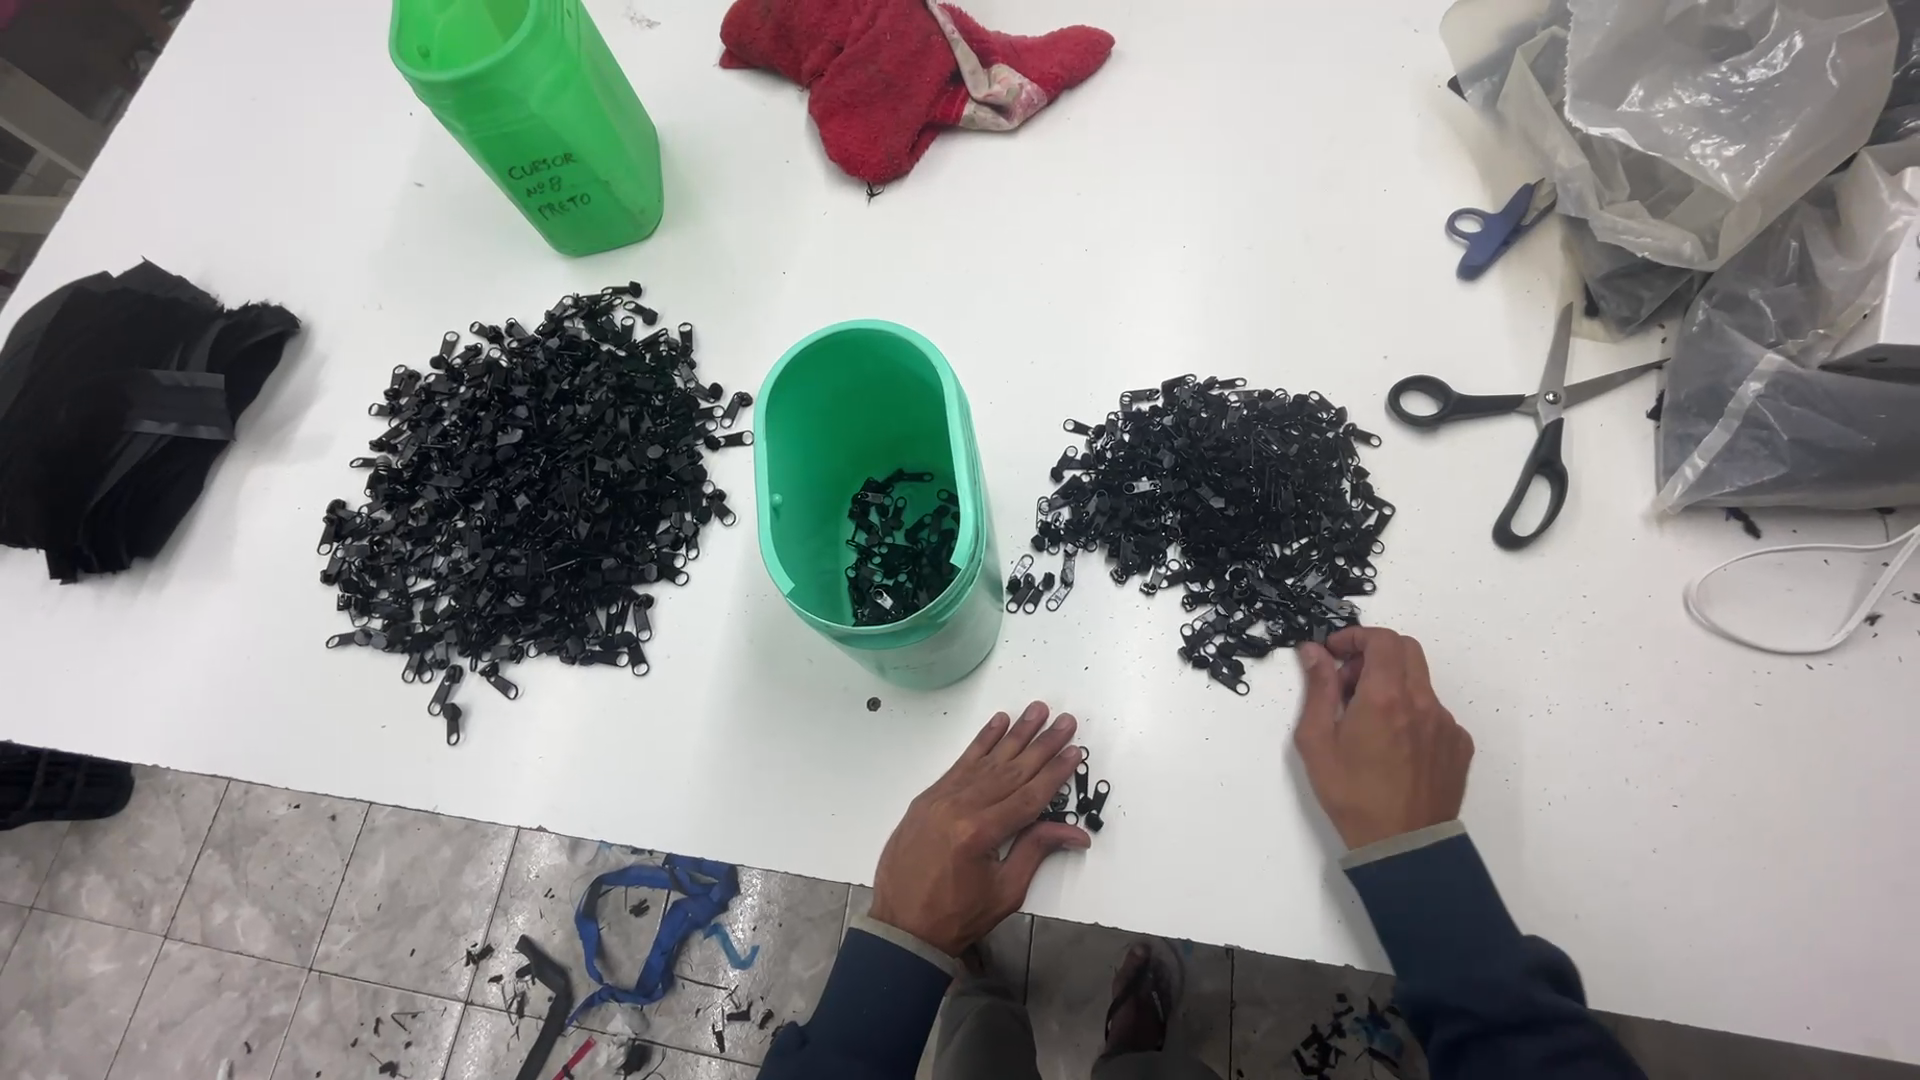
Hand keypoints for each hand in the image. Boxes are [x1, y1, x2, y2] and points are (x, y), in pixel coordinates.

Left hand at [869, 702, 1089, 955]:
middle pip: (1011, 770)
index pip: (1028, 796)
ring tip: (1037, 710)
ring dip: (1016, 733)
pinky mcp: (928, 797)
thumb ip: (1036, 851)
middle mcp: (960, 807)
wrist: (901, 926)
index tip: (1075, 750)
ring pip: (987, 760)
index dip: (1055, 773)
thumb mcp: (1005, 892)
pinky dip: (981, 742)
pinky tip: (998, 723)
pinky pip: (960, 763)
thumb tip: (1078, 832)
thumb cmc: (957, 916)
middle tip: (1065, 720)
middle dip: (1042, 744)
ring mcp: (941, 798)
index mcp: (980, 833)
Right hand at [1293, 627, 1473, 849]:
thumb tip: (1314, 652)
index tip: (1333, 653)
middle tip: (1346, 680)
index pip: (1382, 639)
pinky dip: (1409, 710)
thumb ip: (1318, 688)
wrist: (1403, 845)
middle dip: (1372, 653)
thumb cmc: (1350, 793)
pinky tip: (1391, 742)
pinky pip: (1432, 710)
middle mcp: (1423, 703)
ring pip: (1419, 681)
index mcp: (1385, 697)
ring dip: (1390, 682)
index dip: (1355, 637)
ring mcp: (1446, 724)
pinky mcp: (1459, 744)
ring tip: (1365, 718)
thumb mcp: (1316, 739)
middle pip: (1406, 650)